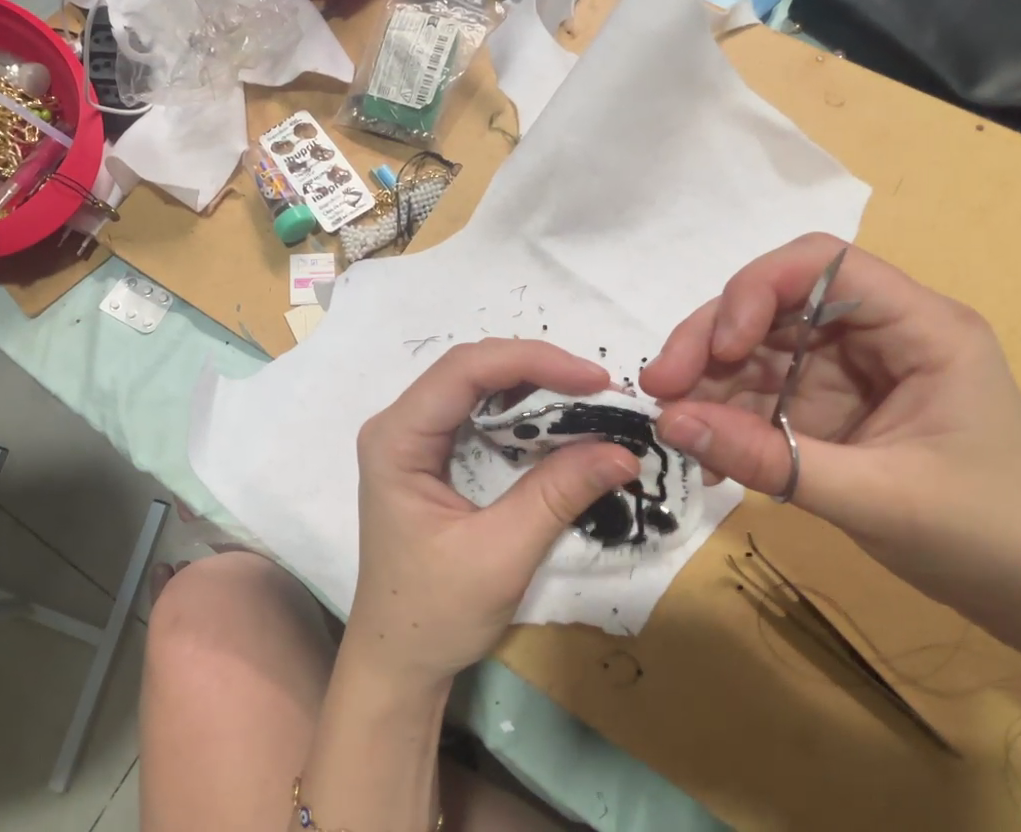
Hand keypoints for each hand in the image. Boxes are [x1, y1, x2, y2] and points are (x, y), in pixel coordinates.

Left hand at [347, 339, 640, 685]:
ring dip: (535, 392)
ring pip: (477, 390)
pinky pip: (479, 419)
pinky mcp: (432, 460)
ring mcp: (413, 441)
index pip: (463, 370)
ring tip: (593, 406)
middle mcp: (398, 427)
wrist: (400, 659)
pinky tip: (561, 429)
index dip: (531, 361)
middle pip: (470, 371)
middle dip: (539, 373)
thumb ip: (556, 495)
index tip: (596, 378)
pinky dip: (524, 419)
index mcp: (396, 439)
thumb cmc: (436, 611)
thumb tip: (624, 450)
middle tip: (605, 393)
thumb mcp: (501, 553)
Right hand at [638, 233, 1020, 634]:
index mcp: (919, 330)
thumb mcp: (877, 498)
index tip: (720, 350)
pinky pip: (755, 395)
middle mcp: (875, 337)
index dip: (757, 290)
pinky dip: (720, 418)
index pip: (821, 265)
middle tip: (660, 391)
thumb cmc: (990, 538)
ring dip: (704, 382)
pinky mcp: (824, 410)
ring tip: (672, 428)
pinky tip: (704, 455)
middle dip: (710, 340)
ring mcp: (845, 374)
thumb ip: (768, 458)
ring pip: (752, 348)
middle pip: (770, 304)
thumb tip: (667, 422)